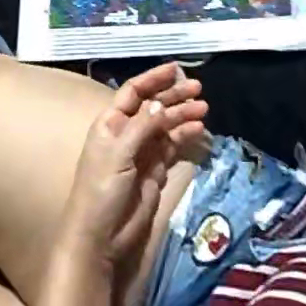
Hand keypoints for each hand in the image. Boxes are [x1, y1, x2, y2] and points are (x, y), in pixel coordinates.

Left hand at [57, 63, 208, 267]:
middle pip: (153, 106)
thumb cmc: (101, 190)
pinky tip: (199, 130)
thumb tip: (161, 103)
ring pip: (165, 125)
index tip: (175, 69)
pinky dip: (184, 136)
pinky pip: (172, 146)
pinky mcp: (154, 171)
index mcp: (110, 122)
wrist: (101, 237)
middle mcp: (126, 132)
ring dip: (183, 115)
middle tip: (198, 89)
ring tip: (204, 109)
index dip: (153, 79)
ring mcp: (141, 151)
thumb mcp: (119, 155)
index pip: (134, 92)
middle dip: (174, 96)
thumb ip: (141, 128)